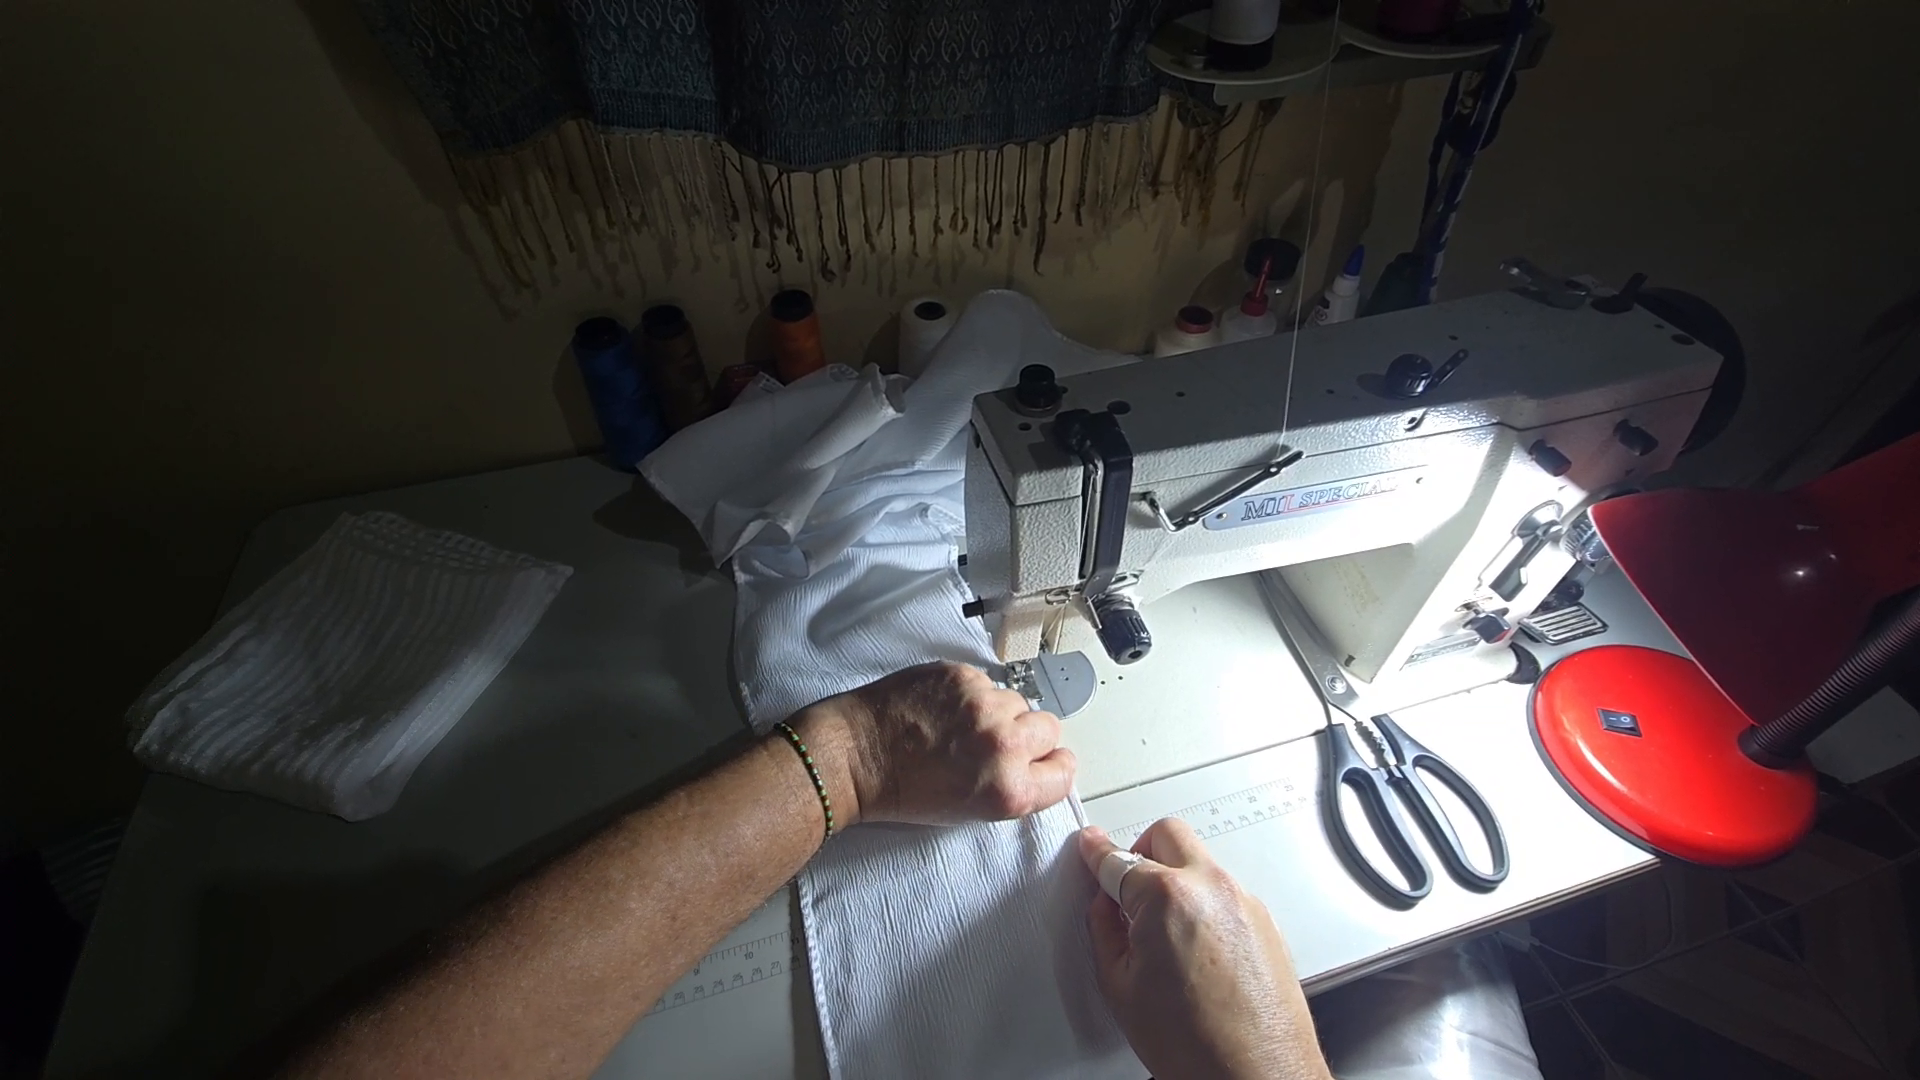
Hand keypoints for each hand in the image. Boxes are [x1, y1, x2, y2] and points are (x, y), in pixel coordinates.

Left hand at [790, 662, 1074, 825]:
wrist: (855, 757)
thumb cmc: (903, 791)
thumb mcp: (970, 811)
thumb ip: (1012, 787)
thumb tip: (1038, 763)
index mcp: (1009, 790)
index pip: (1065, 771)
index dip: (1052, 766)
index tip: (1041, 761)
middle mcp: (1004, 745)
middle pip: (1049, 728)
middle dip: (1028, 734)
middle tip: (997, 740)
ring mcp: (983, 704)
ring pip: (1016, 701)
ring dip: (998, 711)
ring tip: (963, 723)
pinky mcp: (961, 675)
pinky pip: (985, 682)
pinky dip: (970, 693)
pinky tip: (944, 707)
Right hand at [1078, 821, 1331, 1079]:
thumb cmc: (1196, 1050)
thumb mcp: (1121, 987)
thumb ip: (1104, 929)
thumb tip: (1105, 904)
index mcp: (1167, 897)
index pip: (1118, 859)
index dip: (1096, 852)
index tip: (1090, 846)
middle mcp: (1210, 887)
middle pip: (1167, 834)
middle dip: (1141, 850)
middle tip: (1129, 883)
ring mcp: (1243, 901)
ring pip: (1198, 860)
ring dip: (1175, 877)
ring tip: (1165, 927)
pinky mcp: (1265, 920)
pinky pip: (1223, 891)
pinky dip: (1202, 902)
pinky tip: (1194, 944)